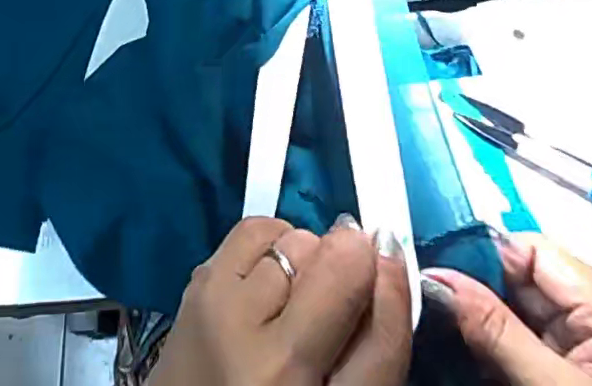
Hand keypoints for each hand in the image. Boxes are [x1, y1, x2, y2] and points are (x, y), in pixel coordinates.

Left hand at [151, 216, 411, 385]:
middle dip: (344, 269)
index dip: (393, 290)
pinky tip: (267, 275)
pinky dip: (270, 240)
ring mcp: (224, 314)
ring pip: (293, 238)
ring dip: (305, 254)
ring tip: (296, 291)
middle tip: (334, 299)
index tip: (390, 259)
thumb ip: (366, 348)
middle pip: (333, 270)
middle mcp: (268, 362)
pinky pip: (253, 229)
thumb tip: (381, 259)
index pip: (380, 341)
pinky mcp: (197, 285)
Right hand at [424, 234, 591, 385]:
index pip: (538, 252)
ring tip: (438, 315)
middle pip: (528, 280)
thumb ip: (496, 331)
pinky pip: (529, 342)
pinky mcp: (583, 379)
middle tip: (429, 293)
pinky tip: (467, 345)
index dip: (486, 254)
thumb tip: (435, 276)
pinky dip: (497, 344)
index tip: (438, 267)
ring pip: (523, 312)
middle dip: (480, 286)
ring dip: (484, 317)